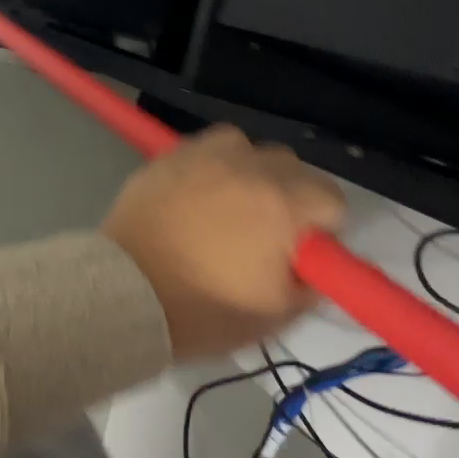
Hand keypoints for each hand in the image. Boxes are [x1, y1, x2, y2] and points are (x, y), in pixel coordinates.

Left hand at [100, 125, 345, 361]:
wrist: (128, 291)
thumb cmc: (206, 308)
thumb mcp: (278, 312)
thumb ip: (309, 280)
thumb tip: (313, 262)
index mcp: (279, 202)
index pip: (330, 196)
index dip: (325, 227)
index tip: (306, 252)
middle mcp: (242, 167)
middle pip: (288, 164)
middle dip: (292, 195)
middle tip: (271, 232)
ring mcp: (198, 156)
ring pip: (242, 145)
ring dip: (249, 170)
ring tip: (234, 206)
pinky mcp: (163, 158)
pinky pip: (201, 148)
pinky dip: (209, 166)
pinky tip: (200, 196)